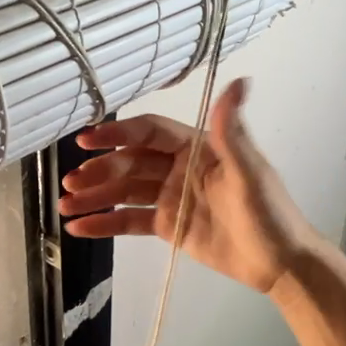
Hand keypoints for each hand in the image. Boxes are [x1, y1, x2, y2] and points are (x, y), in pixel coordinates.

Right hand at [58, 78, 326, 292]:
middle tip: (72, 182)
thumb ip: (232, 132)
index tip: (87, 139)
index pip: (149, 133)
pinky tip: (79, 227)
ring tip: (65, 206)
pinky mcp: (167, 226)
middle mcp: (178, 168)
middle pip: (130, 163)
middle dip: (99, 171)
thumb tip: (238, 81)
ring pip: (124, 191)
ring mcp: (170, 197)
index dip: (117, 134)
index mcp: (197, 148)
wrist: (279, 263)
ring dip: (95, 196)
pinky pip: (130, 221)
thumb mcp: (250, 172)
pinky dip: (105, 223)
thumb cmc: (269, 213)